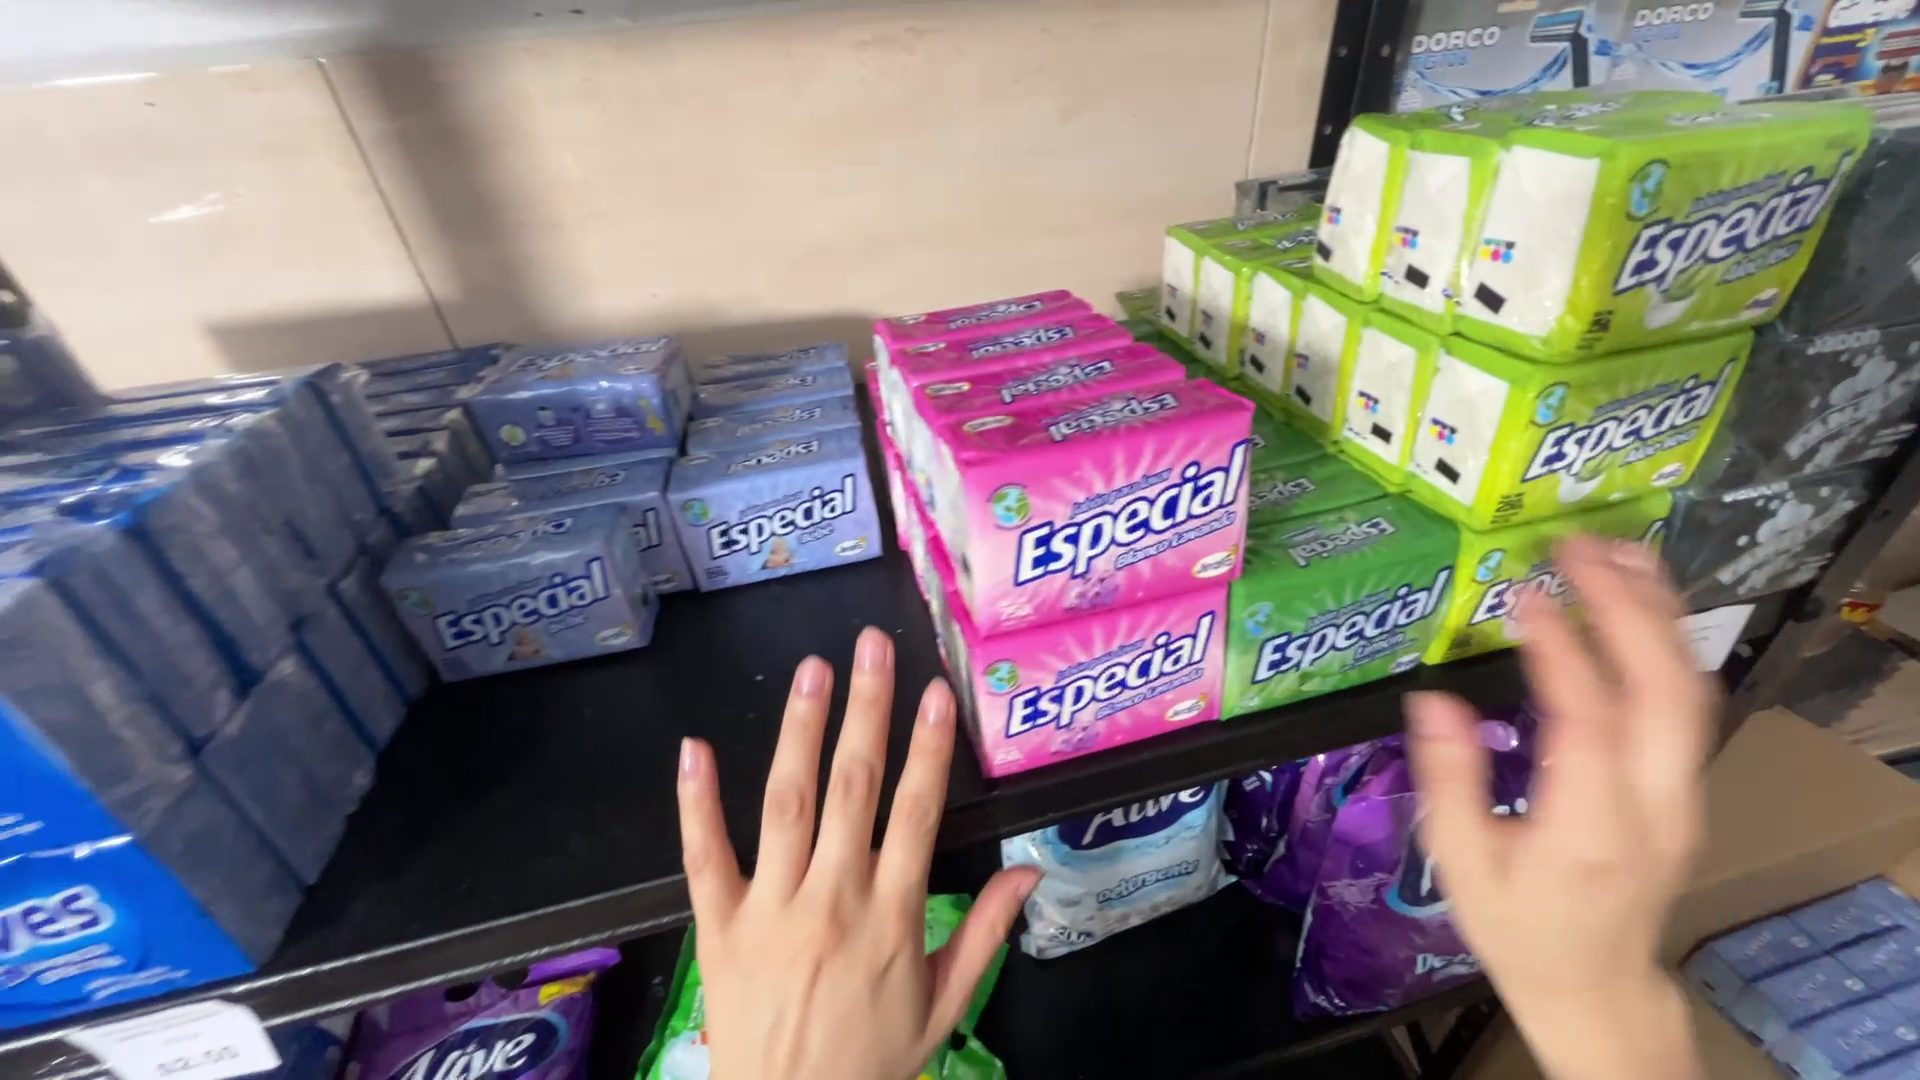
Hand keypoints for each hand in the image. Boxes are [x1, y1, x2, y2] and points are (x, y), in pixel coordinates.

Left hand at [676, 626, 1041, 1079]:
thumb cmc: (873, 1059)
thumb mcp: (944, 1004)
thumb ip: (986, 933)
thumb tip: (1030, 868)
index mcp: (893, 916)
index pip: (917, 813)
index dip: (930, 747)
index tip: (936, 691)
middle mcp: (833, 898)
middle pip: (853, 787)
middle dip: (867, 710)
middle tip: (871, 646)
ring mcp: (770, 907)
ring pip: (787, 804)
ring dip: (800, 731)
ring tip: (813, 670)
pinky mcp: (718, 925)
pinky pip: (705, 856)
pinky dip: (697, 802)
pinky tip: (695, 747)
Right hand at [1406, 536, 1713, 1079]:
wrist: (1597, 982)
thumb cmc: (1516, 923)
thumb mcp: (1459, 859)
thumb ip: (1448, 778)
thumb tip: (1431, 698)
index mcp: (1591, 826)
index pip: (1589, 719)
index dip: (1560, 649)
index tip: (1522, 593)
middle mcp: (1656, 802)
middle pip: (1668, 691)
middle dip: (1628, 608)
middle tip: (1578, 547)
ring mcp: (1683, 792)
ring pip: (1693, 689)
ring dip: (1657, 613)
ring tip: (1614, 552)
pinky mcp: (1684, 784)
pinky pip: (1685, 701)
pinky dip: (1663, 641)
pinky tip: (1630, 605)